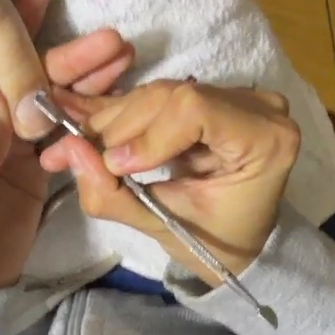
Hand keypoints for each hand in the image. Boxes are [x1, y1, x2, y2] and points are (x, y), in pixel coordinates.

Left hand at [0, 0, 134, 292]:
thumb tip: (1, 128)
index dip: (14, 28)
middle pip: (29, 77)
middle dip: (69, 55)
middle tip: (112, 39)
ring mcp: (15, 144)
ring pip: (55, 100)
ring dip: (87, 78)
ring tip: (123, 54)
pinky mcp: (39, 167)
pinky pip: (70, 133)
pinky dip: (92, 113)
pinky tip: (117, 94)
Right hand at [39, 82, 300, 284]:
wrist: (240, 240)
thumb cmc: (216, 241)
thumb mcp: (165, 227)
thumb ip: (115, 196)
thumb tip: (68, 151)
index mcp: (266, 140)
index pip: (194, 110)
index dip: (146, 133)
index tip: (114, 166)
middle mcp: (258, 106)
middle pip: (170, 95)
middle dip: (119, 128)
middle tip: (78, 156)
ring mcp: (236, 95)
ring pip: (157, 92)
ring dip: (112, 121)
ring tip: (78, 148)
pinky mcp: (211, 95)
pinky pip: (159, 96)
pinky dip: (122, 116)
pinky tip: (89, 130)